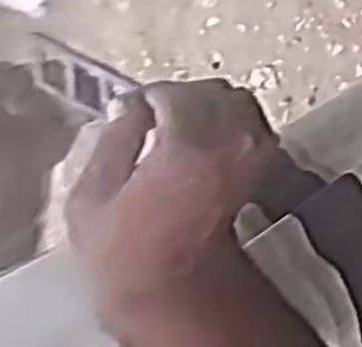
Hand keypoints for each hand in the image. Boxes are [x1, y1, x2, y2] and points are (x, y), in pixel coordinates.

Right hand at [66, 80, 279, 330]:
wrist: (173, 270)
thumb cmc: (126, 244)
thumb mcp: (93, 195)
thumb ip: (113, 140)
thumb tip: (127, 106)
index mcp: (187, 147)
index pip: (179, 95)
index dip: (152, 94)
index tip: (134, 101)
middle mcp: (231, 139)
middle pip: (213, 91)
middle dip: (181, 94)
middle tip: (152, 110)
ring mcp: (256, 143)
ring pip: (237, 98)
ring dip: (208, 101)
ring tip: (177, 121)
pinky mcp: (268, 151)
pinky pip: (252, 115)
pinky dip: (230, 115)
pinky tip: (204, 133)